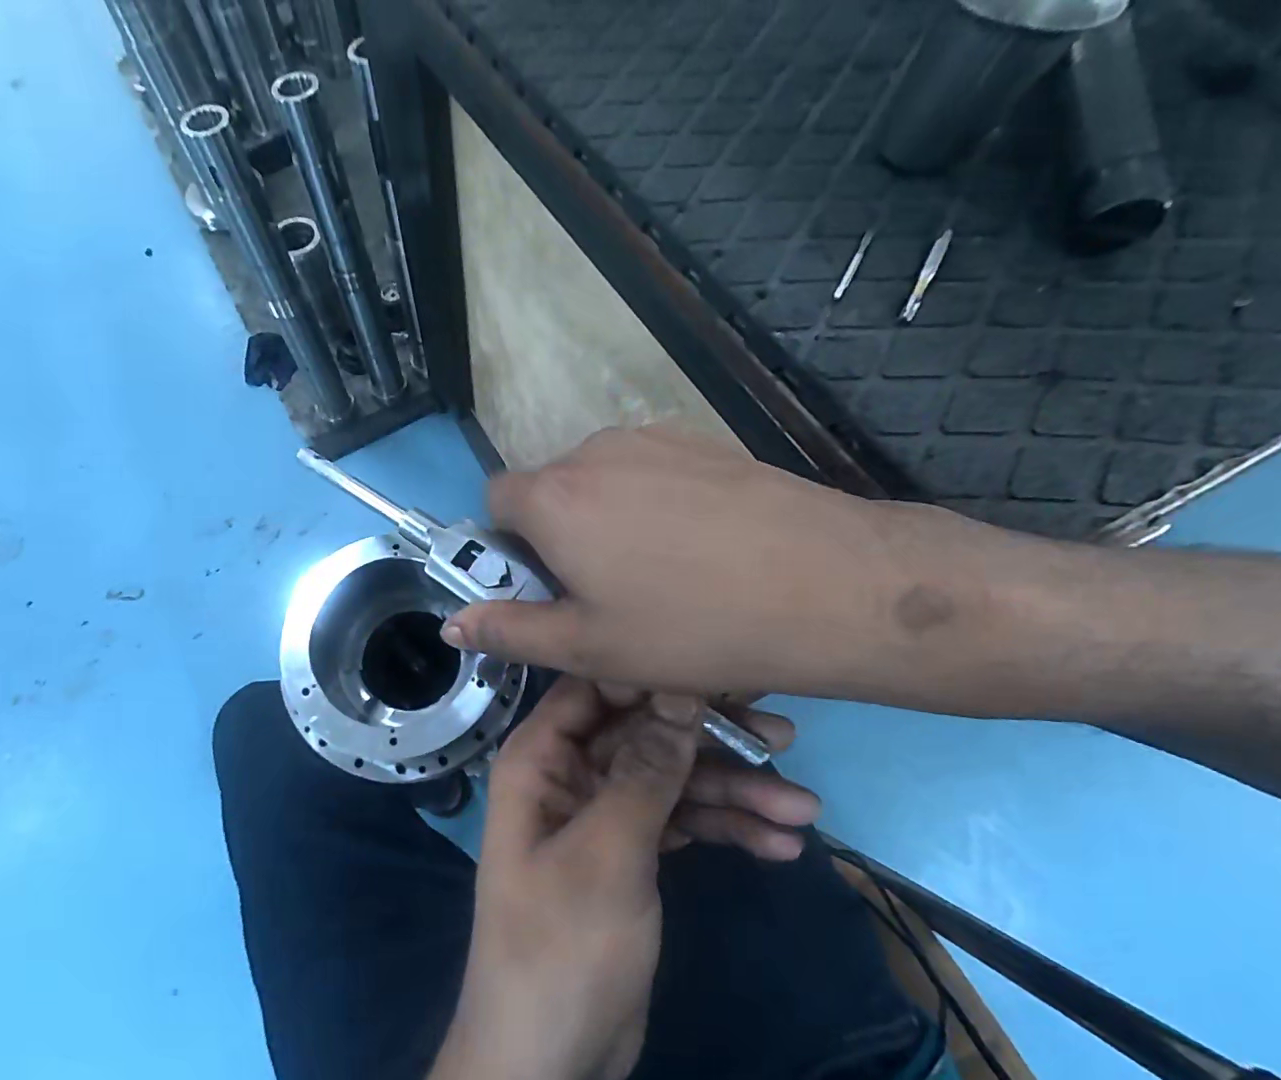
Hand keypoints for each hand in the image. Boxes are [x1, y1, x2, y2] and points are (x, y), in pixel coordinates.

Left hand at [429, 679, 818, 1079]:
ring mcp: (604, 813)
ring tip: (804, 811)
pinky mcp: (632, 852)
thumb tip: (682, 690)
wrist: (552, 1060)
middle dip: (712, 743)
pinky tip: (778, 846)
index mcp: (541, 758)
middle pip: (647, 734)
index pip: (597, 690)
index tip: (722, 676)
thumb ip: (646, 770)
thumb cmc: (562, 945)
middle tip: (785, 740)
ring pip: (673, 780)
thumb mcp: (608, 852)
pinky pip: (681, 822)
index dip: (655, 678)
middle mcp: (571, 774)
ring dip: (733, 793)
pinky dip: (723, 830)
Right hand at [441, 425, 1010, 701]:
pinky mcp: (702, 440)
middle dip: (559, 534)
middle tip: (607, 593)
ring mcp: (653, 437)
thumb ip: (511, 630)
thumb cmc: (692, 626)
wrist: (828, 586)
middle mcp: (594, 451)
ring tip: (662, 573)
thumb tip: (452, 622)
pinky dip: (653, 503)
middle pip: (550, 487)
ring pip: (602, 479)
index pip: (495, 499)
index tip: (545, 586)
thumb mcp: (589, 648)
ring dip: (607, 518)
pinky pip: (650, 470)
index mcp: (555, 496)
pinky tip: (701, 547)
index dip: (509, 545)